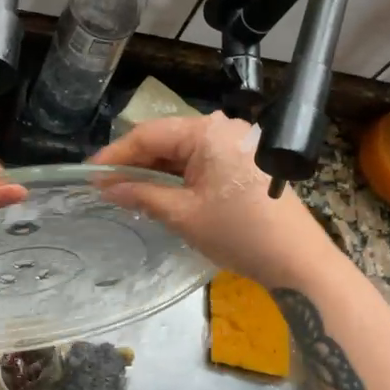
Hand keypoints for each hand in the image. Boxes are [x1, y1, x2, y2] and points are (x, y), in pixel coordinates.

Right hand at [91, 113, 339, 286]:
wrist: (299, 261)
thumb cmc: (240, 234)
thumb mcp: (183, 216)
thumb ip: (142, 195)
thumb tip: (108, 187)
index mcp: (208, 132)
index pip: (149, 134)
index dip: (116, 154)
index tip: (90, 174)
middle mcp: (223, 128)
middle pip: (166, 139)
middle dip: (134, 162)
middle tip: (105, 185)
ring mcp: (237, 144)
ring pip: (183, 151)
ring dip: (155, 170)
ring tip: (125, 191)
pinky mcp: (246, 162)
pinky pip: (201, 161)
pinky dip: (178, 176)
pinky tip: (159, 192)